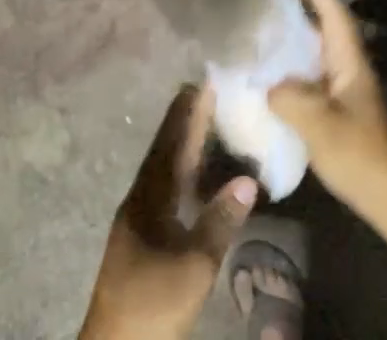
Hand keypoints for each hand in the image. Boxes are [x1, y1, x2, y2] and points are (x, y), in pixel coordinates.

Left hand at [80, 85, 258, 339]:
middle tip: (210, 94)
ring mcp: (139, 222)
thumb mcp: (193, 265)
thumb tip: (247, 179)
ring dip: (186, 147)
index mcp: (147, 200)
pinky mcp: (144, 240)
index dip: (186, 115)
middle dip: (186, 124)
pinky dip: (186, 175)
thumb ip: (219, 221)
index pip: (170, 145)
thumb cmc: (152, 304)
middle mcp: (140, 202)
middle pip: (165, 153)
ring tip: (210, 124)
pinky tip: (201, 178)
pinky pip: (167, 192)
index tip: (203, 82)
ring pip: (165, 172)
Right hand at [267, 0, 386, 211]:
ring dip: (293, 31)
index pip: (332, 12)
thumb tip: (269, 84)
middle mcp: (347, 66)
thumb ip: (290, 98)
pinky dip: (289, 62)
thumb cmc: (357, 155)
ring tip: (260, 18)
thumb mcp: (319, 125)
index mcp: (349, 61)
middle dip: (301, 1)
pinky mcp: (334, 105)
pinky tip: (267, 68)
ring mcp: (342, 86)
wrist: (384, 193)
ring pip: (314, 48)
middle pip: (324, 23)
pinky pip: (308, 71)